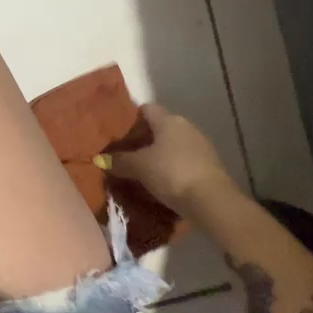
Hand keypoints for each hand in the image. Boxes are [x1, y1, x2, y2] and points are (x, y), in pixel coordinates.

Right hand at [112, 103, 238, 212]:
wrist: (214, 203)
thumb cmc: (172, 174)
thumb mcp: (140, 167)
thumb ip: (120, 161)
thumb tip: (98, 159)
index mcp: (168, 120)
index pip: (146, 109)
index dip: (132, 118)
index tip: (120, 132)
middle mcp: (186, 127)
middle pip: (161, 127)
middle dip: (146, 139)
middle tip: (129, 153)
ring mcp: (202, 146)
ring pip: (175, 145)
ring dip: (162, 154)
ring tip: (146, 170)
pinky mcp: (212, 167)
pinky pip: (187, 161)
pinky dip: (176, 167)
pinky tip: (167, 182)